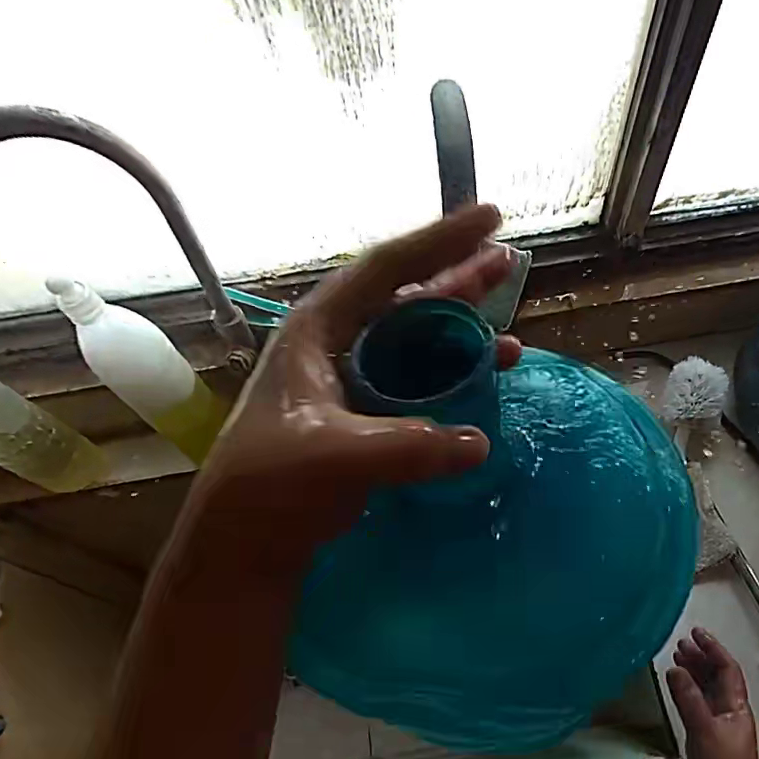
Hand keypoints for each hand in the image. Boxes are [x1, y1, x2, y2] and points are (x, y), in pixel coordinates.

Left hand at [184, 205, 523, 574]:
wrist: (249, 539)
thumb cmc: (271, 484)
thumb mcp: (334, 457)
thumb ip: (406, 445)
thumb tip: (480, 442)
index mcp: (319, 331)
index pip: (385, 269)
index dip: (439, 241)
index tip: (490, 218)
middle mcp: (339, 346)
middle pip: (409, 299)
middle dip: (460, 280)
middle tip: (509, 261)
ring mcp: (356, 383)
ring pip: (419, 343)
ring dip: (464, 335)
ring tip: (510, 334)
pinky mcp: (370, 418)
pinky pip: (422, 385)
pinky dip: (456, 382)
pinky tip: (484, 386)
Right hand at [667, 628, 758, 758]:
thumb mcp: (704, 730)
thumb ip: (688, 699)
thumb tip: (675, 669)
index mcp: (737, 707)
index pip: (727, 668)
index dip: (713, 648)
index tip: (696, 633)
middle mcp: (729, 711)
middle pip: (717, 676)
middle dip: (701, 657)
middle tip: (681, 643)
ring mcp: (718, 725)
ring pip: (706, 689)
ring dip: (694, 672)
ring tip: (677, 657)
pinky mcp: (706, 738)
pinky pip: (697, 704)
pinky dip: (687, 691)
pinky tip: (676, 686)